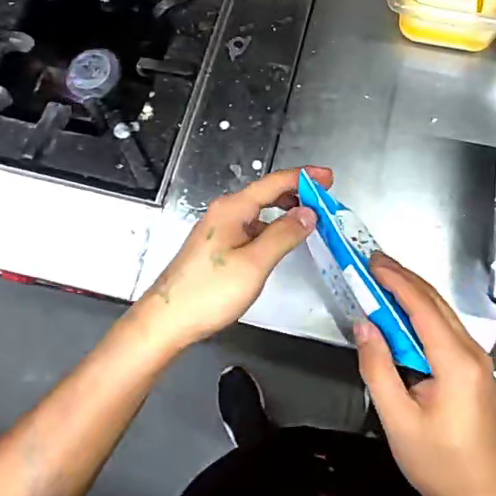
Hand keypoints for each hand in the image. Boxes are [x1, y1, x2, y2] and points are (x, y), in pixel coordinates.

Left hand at [127, 166, 330, 354]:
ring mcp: (219, 229)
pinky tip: (282, 240)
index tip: (327, 177)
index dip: (303, 178)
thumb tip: (307, 214)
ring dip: (285, 212)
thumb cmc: (208, 292)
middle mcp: (224, 213)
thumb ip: (283, 235)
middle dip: (296, 192)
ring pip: (258, 212)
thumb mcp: (254, 264)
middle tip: (324, 198)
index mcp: (232, 209)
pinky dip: (271, 228)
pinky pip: (250, 227)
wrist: (168, 319)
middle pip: (265, 193)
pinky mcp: (217, 246)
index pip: (273, 183)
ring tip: (310, 219)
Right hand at [356, 253, 495, 495]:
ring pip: (441, 312)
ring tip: (380, 278)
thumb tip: (364, 326)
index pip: (422, 307)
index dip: (395, 280)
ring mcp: (475, 360)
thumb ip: (378, 368)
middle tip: (370, 261)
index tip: (371, 261)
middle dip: (402, 277)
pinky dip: (419, 311)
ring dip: (410, 292)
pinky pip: (443, 328)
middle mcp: (470, 353)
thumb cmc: (441, 465)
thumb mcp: (398, 420)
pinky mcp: (471, 369)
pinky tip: (399, 311)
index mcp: (455, 362)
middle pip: (435, 302)